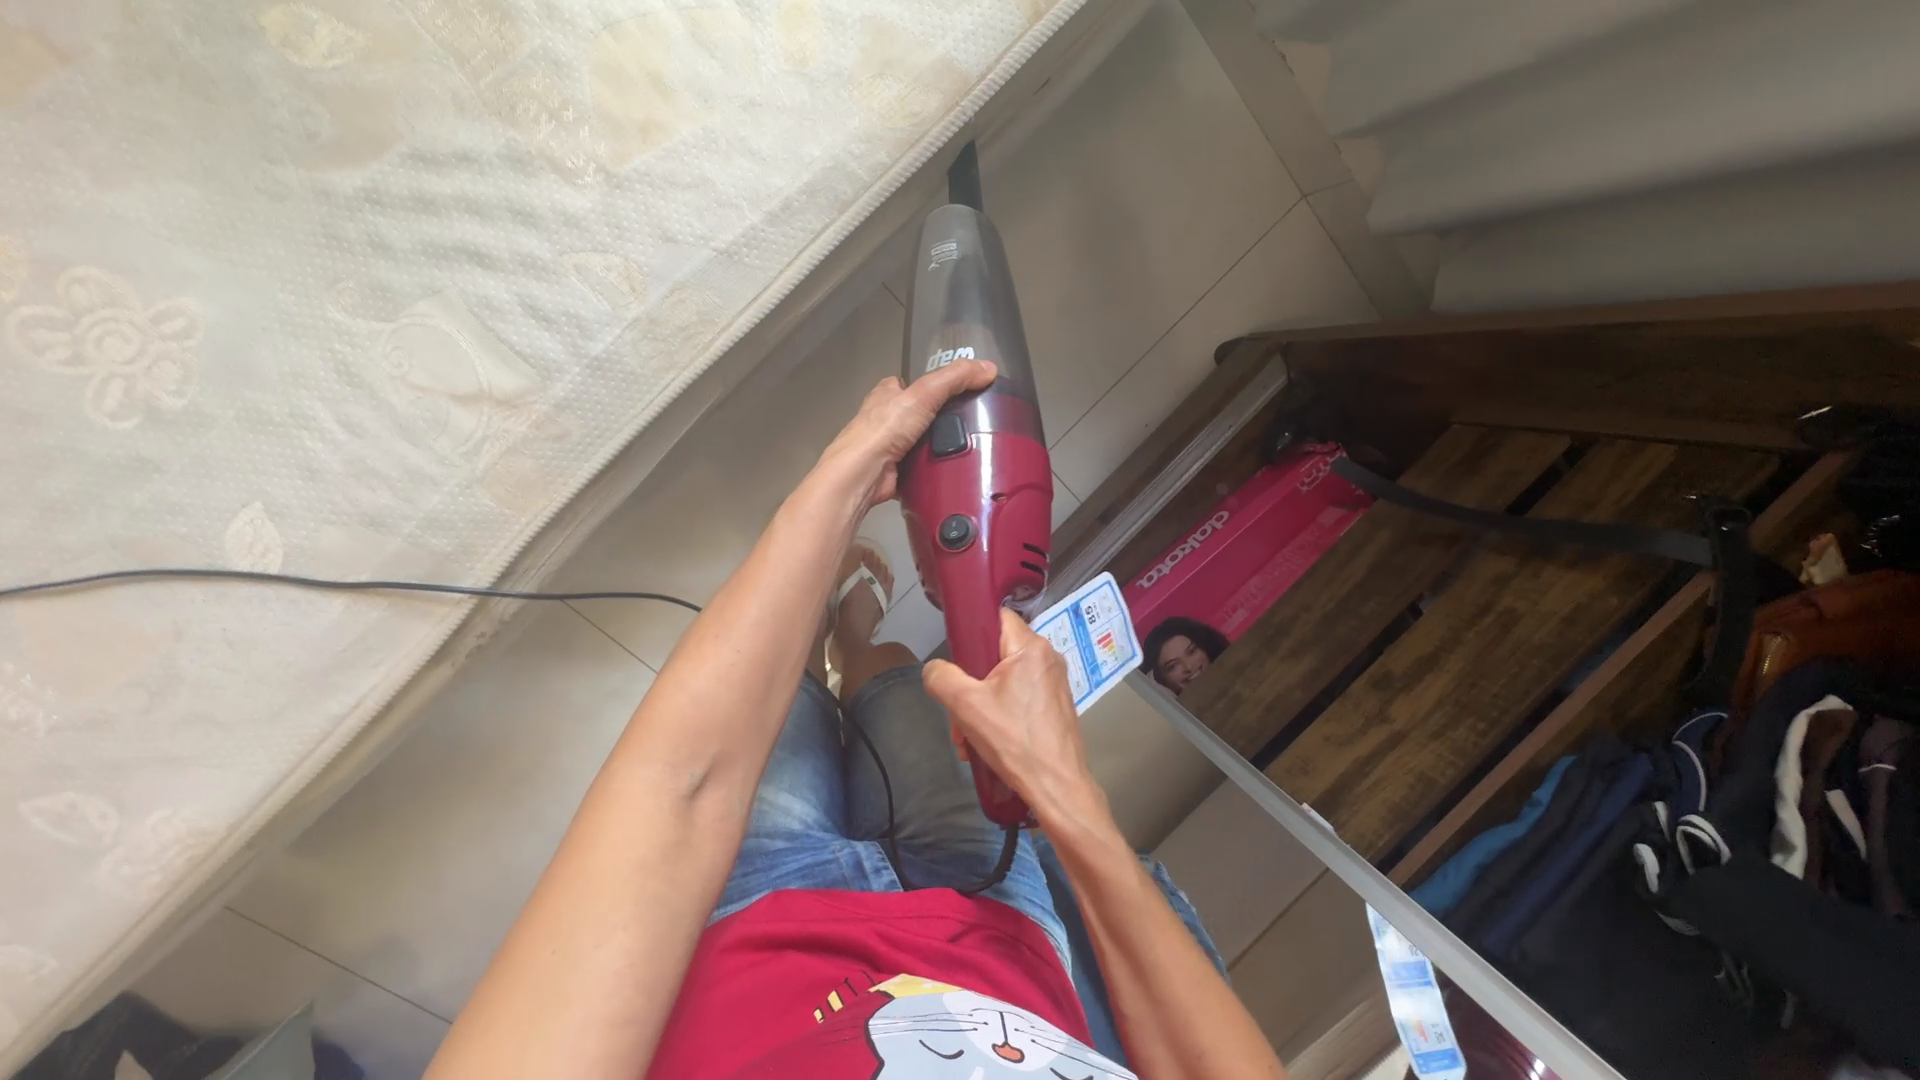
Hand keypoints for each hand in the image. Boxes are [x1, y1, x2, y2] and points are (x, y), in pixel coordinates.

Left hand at [820, 359, 996, 506]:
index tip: (961, 389)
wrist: (864, 474)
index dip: (934, 384)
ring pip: (924, 442)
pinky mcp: (897, 471)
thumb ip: (955, 378)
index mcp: (887, 394)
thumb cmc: (885, 429)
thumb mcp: (924, 394)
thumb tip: (989, 368)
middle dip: (944, 418)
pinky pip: (924, 467)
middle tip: (973, 421)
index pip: (912, 383)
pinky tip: (956, 468)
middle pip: (922, 414)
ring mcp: (891, 447)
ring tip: (973, 445)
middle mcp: (886, 419)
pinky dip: (937, 468)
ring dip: (944, 445)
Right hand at [923, 608, 1112, 831]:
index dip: (973, 630)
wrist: (1057, 787)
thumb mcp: (966, 705)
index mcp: (1031, 647)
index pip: (997, 617)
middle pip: (997, 654)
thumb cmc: (1014, 740)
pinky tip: (987, 744)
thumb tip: (935, 670)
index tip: (957, 653)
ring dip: (981, 706)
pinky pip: (1019, 699)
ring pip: (1005, 681)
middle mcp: (1048, 659)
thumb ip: (941, 677)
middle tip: (958, 710)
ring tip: (968, 738)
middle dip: (970, 683)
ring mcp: (1054, 684)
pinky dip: (1000, 716)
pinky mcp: (1056, 707)